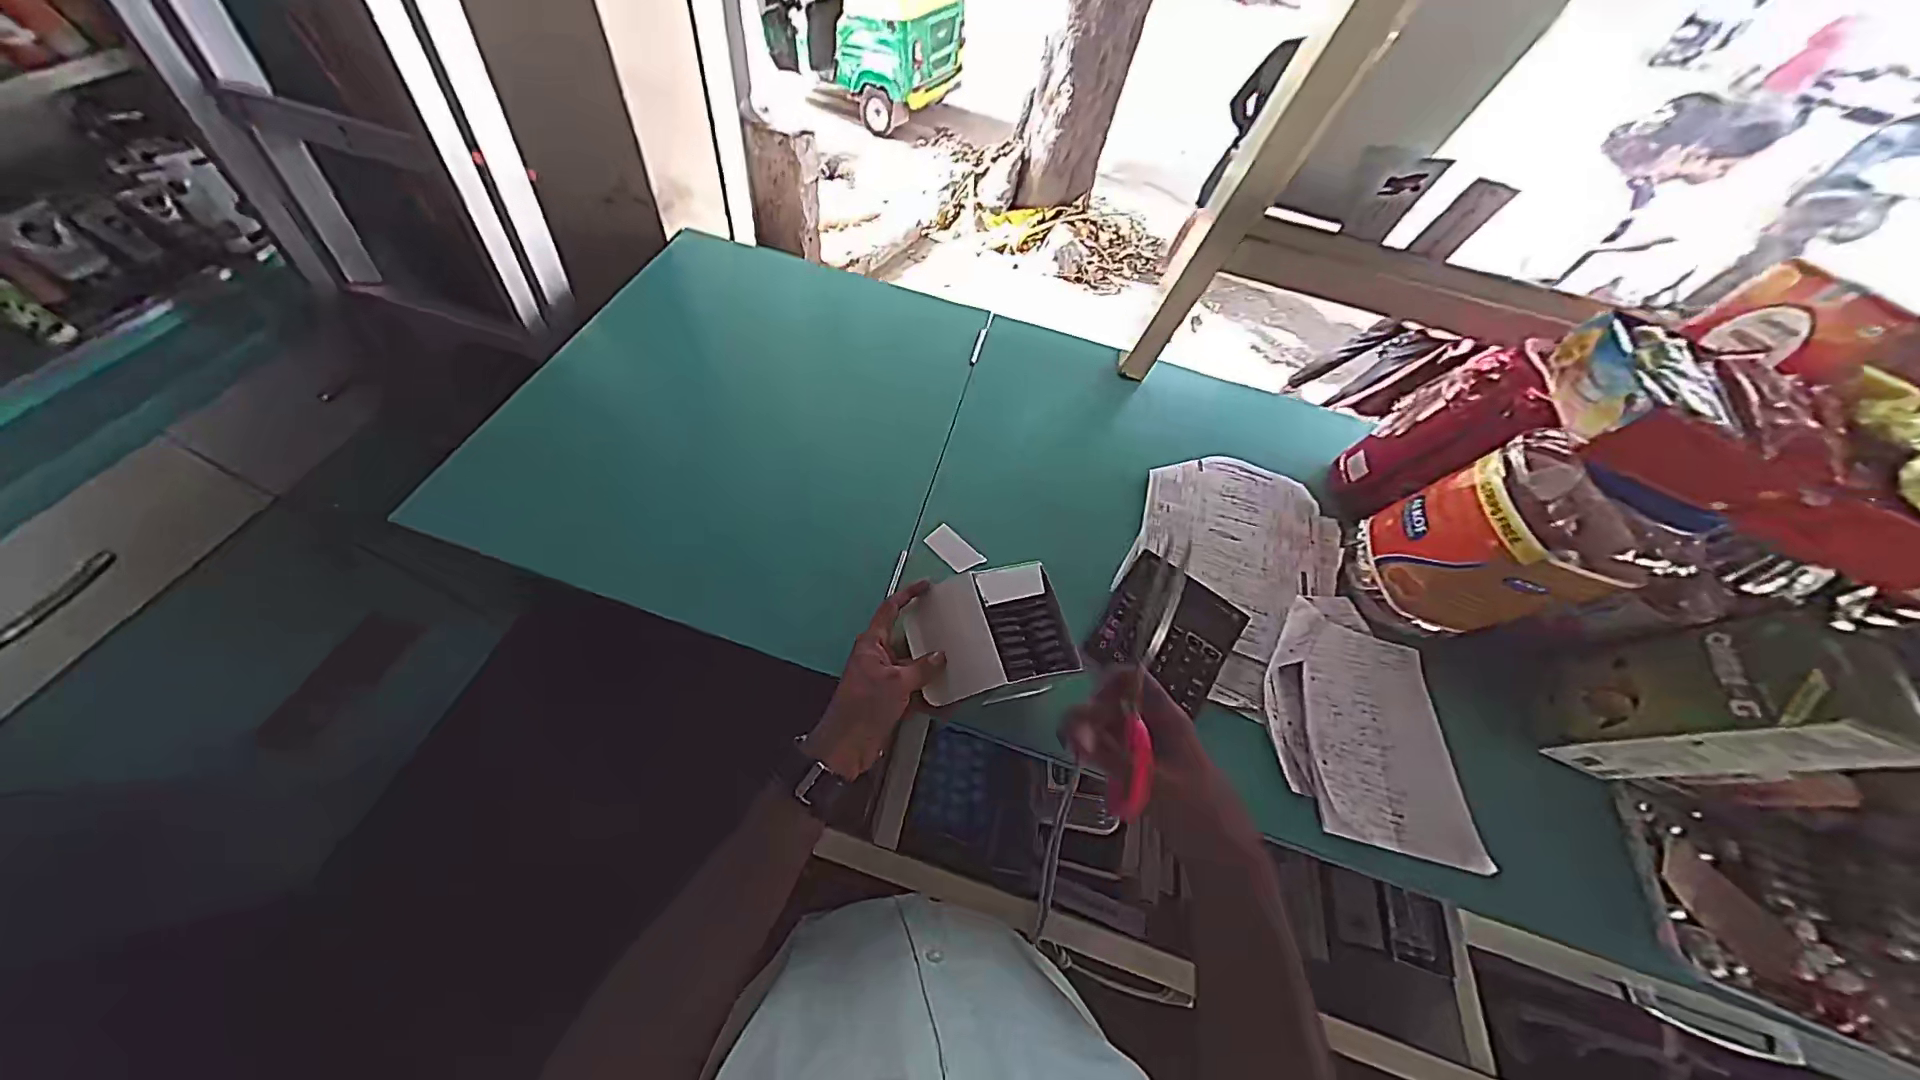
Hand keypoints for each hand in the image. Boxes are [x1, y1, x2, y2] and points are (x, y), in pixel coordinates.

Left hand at [804, 580, 944, 778]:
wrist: (847, 747)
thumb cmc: (858, 710)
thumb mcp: (896, 683)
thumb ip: (921, 668)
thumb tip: (937, 658)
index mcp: (871, 645)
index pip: (890, 610)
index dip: (908, 595)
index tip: (924, 586)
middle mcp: (877, 658)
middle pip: (906, 640)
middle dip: (926, 639)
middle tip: (946, 630)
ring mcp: (885, 679)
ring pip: (914, 667)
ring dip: (930, 671)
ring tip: (951, 669)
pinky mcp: (891, 699)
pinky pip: (916, 691)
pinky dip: (929, 695)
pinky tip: (944, 701)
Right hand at [1063, 667, 1260, 860]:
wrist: (1227, 861)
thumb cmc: (1202, 817)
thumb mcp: (1154, 782)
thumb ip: (1112, 755)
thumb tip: (1076, 730)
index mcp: (1169, 719)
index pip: (1132, 680)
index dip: (1106, 687)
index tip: (1088, 711)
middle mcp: (1159, 729)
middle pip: (1116, 705)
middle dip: (1092, 718)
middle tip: (1075, 742)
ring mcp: (1153, 752)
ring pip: (1113, 730)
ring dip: (1093, 739)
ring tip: (1080, 757)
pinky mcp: (1147, 774)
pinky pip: (1117, 755)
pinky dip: (1102, 759)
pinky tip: (1094, 772)